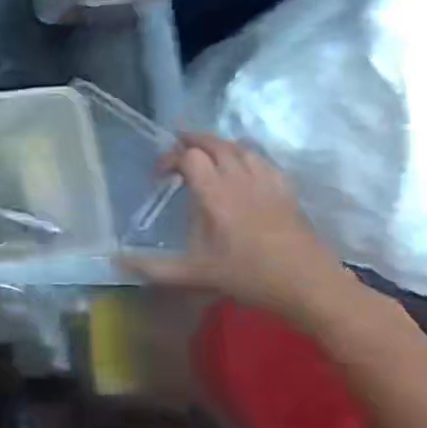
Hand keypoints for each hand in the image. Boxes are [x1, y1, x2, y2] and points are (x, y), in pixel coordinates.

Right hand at [122, 133, 358, 325]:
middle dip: (192, 141)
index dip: (170, 159)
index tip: (159, 177)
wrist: (310, 286)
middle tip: (175, 148)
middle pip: (215, 144)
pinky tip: (242, 167)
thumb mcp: (194, 275)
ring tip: (205, 153)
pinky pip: (263, 159)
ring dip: (218, 144)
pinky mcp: (286, 190)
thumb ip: (154, 267)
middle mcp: (240, 180)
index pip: (190, 157)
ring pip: (240, 147)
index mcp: (215, 195)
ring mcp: (267, 182)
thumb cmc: (249, 277)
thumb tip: (116, 261)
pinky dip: (246, 154)